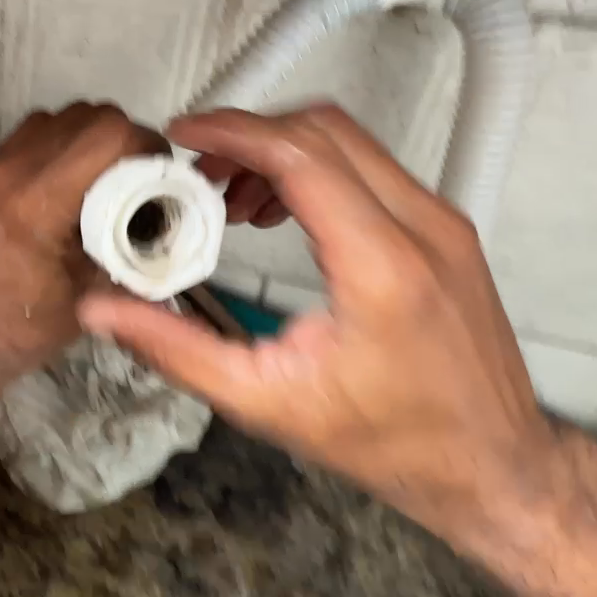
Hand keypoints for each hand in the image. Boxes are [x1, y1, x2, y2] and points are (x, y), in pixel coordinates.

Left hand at [0, 102, 166, 453]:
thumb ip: (136, 249)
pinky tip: (78, 177)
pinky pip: (39, 129)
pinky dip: (68, 141)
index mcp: (37, 203)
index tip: (162, 175)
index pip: (106, 136)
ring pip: (65, 116)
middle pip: (90, 117)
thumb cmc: (27, 324)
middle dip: (128, 140)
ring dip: (97, 137)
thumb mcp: (95, 294)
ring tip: (112, 177)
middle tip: (142, 178)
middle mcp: (13, 170)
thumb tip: (178, 217)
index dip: (146, 146)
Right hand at [79, 105, 596, 596]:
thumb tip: (103, 310)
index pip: (301, 156)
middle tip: (198, 167)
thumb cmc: (390, 441)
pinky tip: (277, 210)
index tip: (184, 134)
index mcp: (381, 268)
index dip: (233, 132)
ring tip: (230, 195)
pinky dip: (311, 167)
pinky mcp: (443, 229)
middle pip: (322, 131)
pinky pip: (368, 166)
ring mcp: (441, 223)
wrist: (493, 465)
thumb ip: (173, 347)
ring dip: (278, 150)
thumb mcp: (262, 401)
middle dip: (247, 135)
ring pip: (347, 140)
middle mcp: (422, 229)